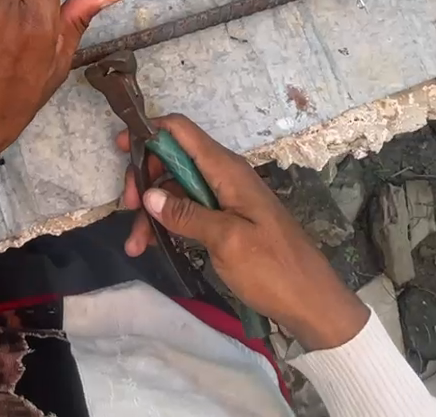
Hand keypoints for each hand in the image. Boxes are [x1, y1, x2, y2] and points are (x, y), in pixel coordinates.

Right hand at [119, 114, 369, 349]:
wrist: (315, 305)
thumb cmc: (273, 268)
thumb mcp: (226, 241)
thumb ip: (186, 214)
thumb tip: (149, 195)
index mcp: (226, 168)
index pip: (181, 130)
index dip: (149, 131)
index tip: (121, 147)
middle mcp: (223, 174)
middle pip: (172, 159)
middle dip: (145, 178)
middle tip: (128, 208)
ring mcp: (224, 197)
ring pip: (175, 188)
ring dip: (152, 210)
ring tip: (134, 244)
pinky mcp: (225, 219)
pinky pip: (187, 210)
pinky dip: (167, 223)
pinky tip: (151, 246)